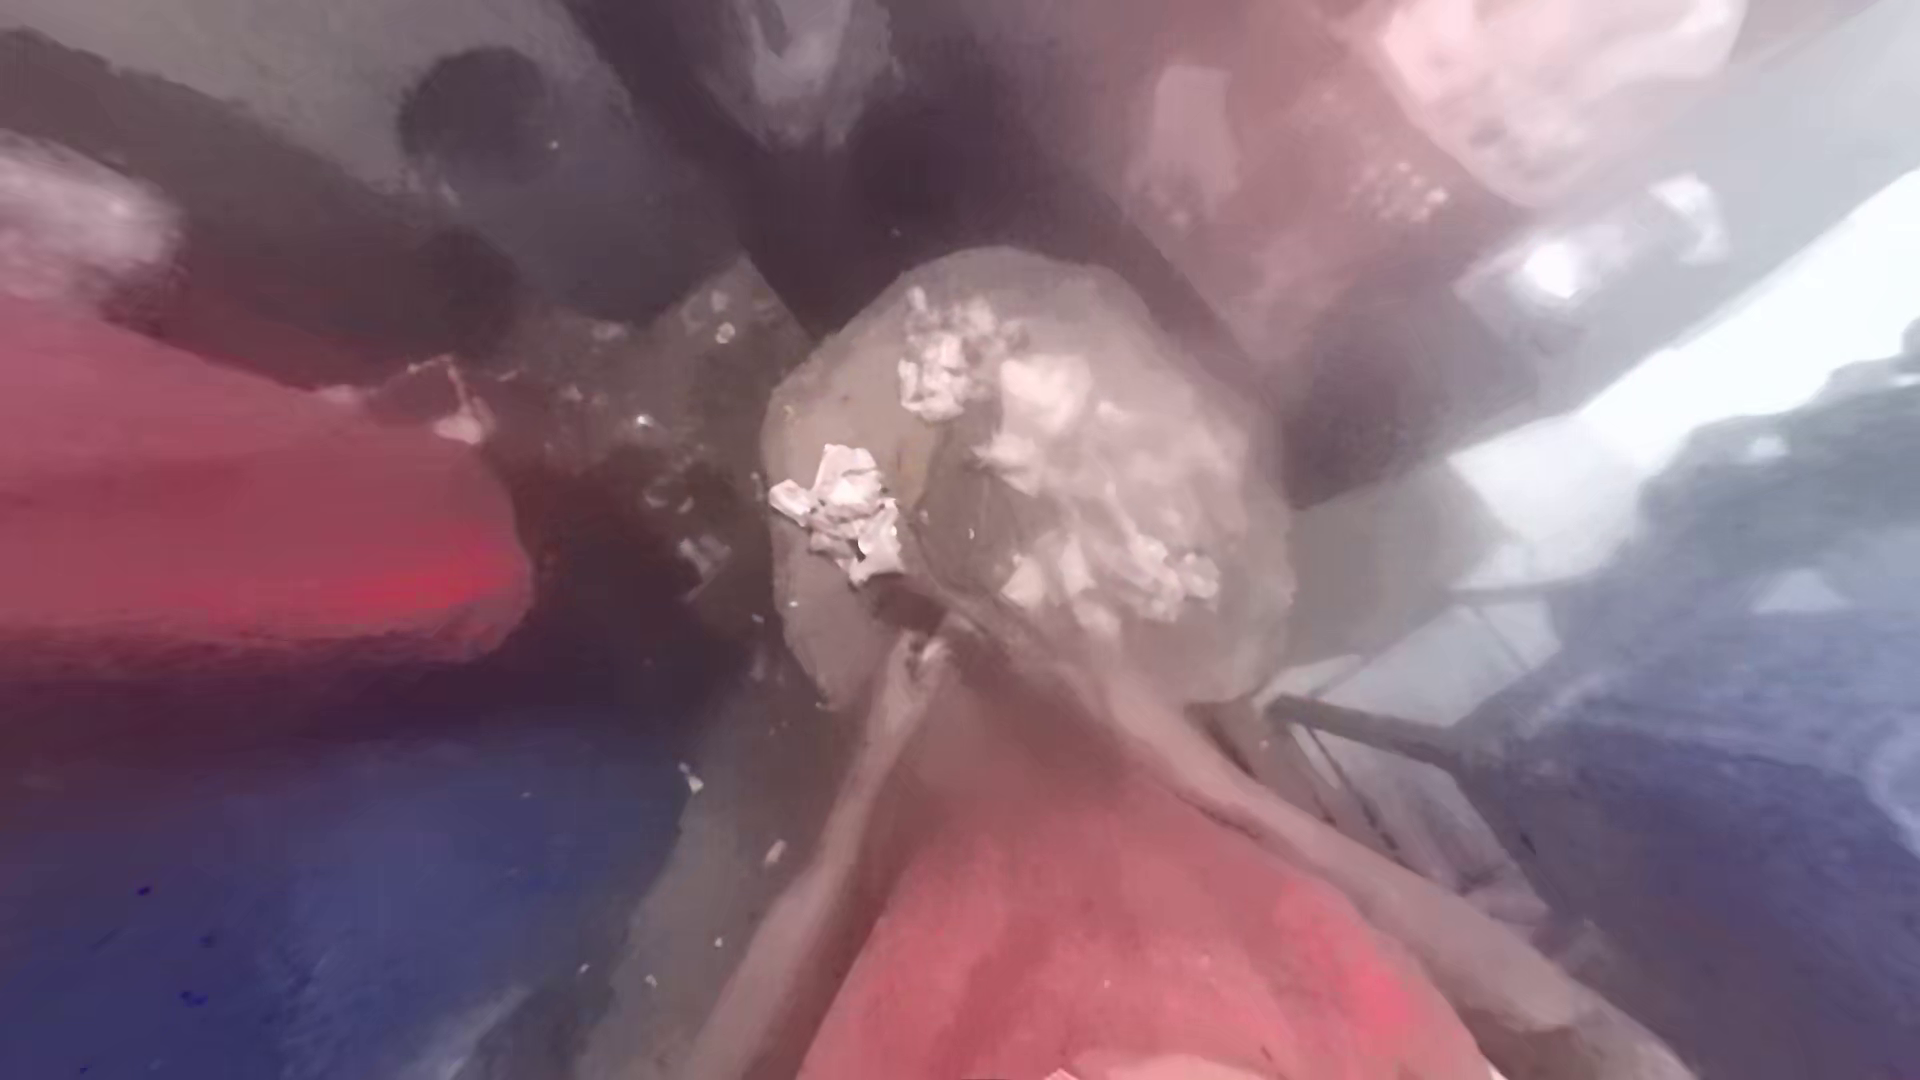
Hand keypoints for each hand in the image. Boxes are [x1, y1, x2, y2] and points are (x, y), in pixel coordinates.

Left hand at [864, 626, 954, 748]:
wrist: (868, 749)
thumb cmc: (899, 721)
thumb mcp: (923, 695)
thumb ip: (933, 670)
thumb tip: (942, 647)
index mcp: (890, 661)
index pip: (904, 636)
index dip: (920, 638)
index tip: (935, 650)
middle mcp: (875, 664)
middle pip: (895, 649)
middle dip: (913, 654)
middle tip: (930, 669)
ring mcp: (866, 678)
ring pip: (888, 663)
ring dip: (904, 668)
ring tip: (919, 684)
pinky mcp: (861, 692)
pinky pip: (881, 676)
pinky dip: (893, 679)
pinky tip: (902, 697)